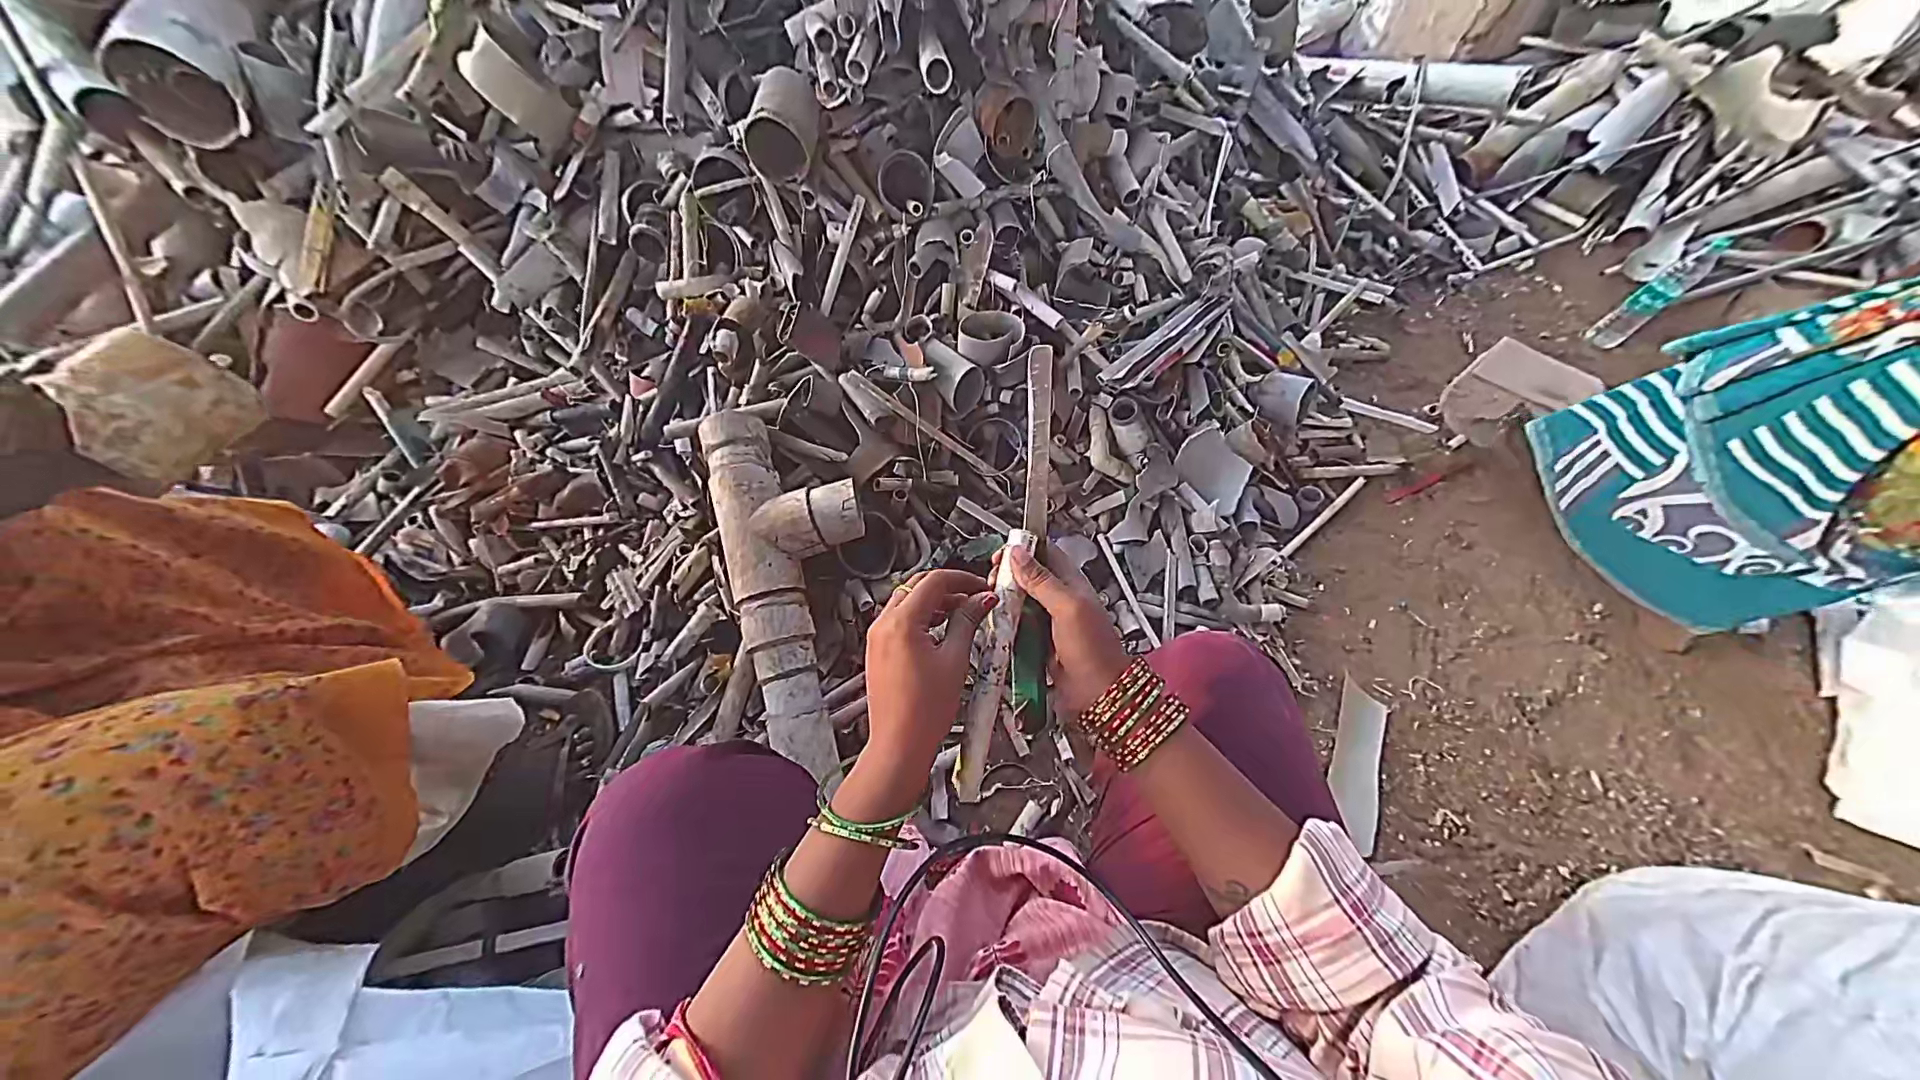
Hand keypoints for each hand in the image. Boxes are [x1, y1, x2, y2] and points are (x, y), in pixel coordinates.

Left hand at [861, 568, 993, 775]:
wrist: (899, 745)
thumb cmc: (922, 713)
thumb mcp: (955, 661)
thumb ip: (968, 623)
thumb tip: (980, 602)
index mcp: (902, 623)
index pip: (934, 580)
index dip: (963, 580)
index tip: (981, 588)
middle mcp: (883, 625)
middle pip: (918, 586)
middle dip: (949, 588)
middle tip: (975, 599)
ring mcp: (877, 637)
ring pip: (908, 601)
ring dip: (936, 602)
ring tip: (963, 616)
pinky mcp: (878, 650)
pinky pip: (900, 620)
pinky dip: (922, 618)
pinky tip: (943, 632)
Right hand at [1000, 545, 1130, 715]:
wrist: (1099, 694)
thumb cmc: (1094, 651)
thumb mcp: (1067, 607)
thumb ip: (1041, 580)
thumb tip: (1019, 553)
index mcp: (1071, 584)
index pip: (1045, 553)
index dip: (1023, 550)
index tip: (1002, 555)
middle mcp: (1060, 599)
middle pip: (1028, 576)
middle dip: (1008, 576)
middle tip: (994, 581)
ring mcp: (1048, 621)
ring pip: (1019, 601)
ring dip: (1004, 600)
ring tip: (993, 602)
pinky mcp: (1039, 642)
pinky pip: (1017, 626)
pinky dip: (1006, 624)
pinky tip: (998, 624)